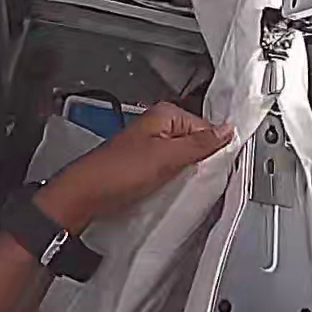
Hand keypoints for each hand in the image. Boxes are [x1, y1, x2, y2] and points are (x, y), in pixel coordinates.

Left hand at [37, 102, 232, 230]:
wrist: (85, 196)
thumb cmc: (117, 173)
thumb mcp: (168, 157)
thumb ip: (201, 143)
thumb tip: (227, 131)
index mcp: (165, 115)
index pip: (206, 128)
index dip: (214, 148)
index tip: (218, 165)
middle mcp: (158, 126)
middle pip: (196, 142)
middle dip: (201, 160)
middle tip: (199, 178)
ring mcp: (151, 146)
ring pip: (184, 157)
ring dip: (187, 172)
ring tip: (182, 184)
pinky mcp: (145, 165)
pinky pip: (171, 169)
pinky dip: (175, 179)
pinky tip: (172, 189)